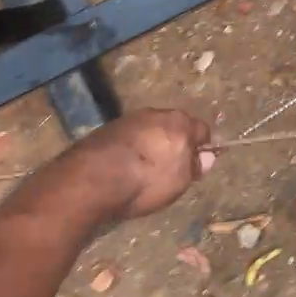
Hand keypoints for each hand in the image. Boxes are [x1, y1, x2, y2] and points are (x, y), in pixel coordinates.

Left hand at [56, 109, 213, 222]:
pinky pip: (121, 141)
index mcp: (181, 122)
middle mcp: (155, 114)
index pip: (201, 130)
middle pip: (171, 127)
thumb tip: (206, 157)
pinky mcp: (99, 133)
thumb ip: (195, 167)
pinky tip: (115, 171)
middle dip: (170, 143)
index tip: (193, 166)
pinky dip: (123, 152)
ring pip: (144, 132)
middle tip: (165, 168)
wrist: (89, 182)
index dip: (199, 148)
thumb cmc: (145, 181)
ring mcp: (125, 121)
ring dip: (145, 146)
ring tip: (136, 171)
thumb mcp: (179, 182)